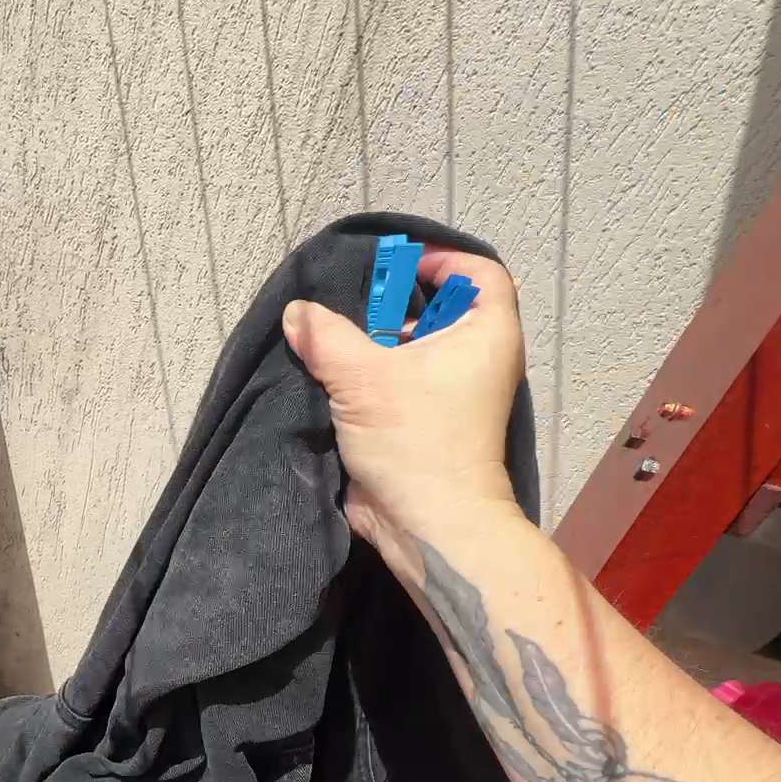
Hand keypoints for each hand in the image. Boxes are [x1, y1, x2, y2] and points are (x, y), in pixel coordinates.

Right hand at [281, 249, 529, 561]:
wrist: (425, 519)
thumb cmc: (415, 440)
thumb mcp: (364, 379)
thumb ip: (326, 339)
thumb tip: (297, 313)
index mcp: (483, 335)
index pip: (478, 275)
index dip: (441, 261)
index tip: (395, 264)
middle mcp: (471, 360)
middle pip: (434, 313)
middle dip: (389, 306)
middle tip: (346, 305)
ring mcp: (444, 394)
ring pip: (407, 351)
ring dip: (368, 345)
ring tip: (327, 343)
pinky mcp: (415, 422)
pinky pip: (391, 383)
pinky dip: (362, 377)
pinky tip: (326, 378)